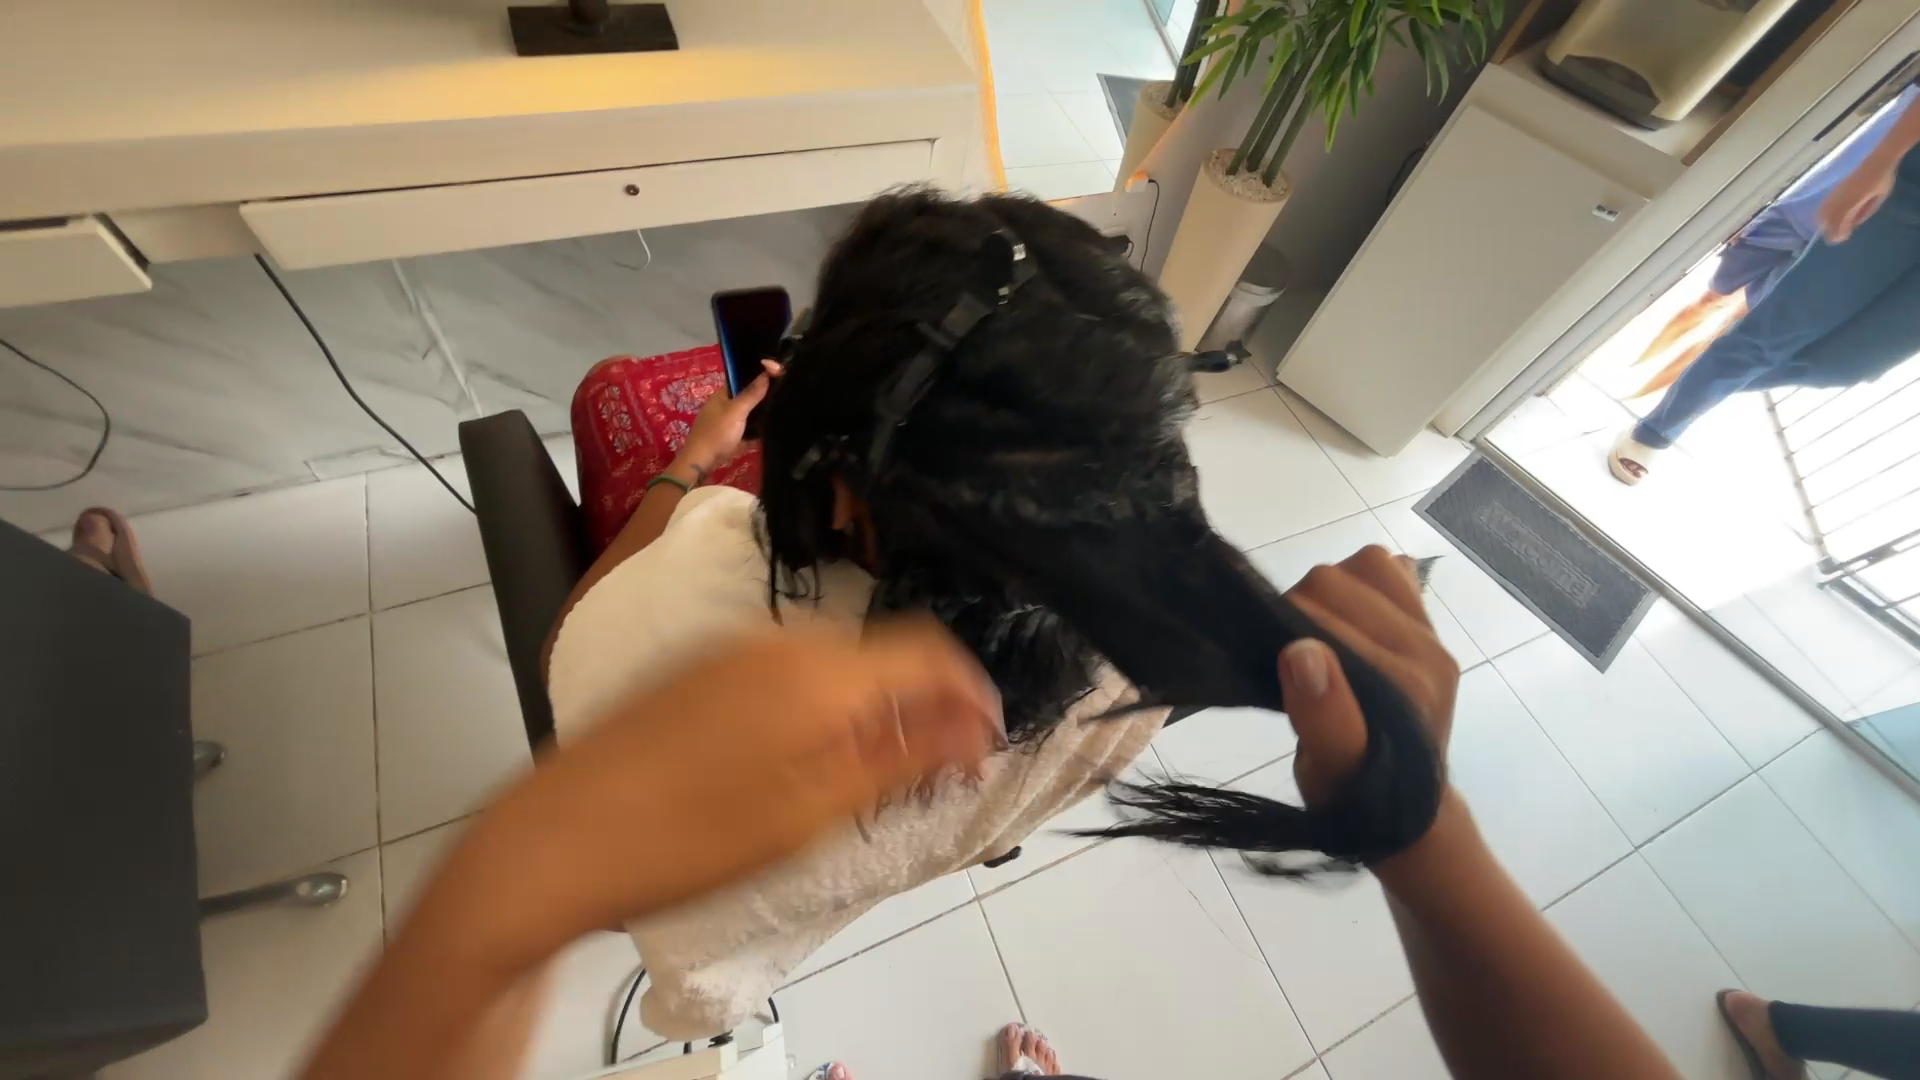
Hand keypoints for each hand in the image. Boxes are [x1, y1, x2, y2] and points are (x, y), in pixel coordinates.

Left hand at [425, 617, 1002, 969]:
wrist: (555, 835)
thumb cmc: (691, 836)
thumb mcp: (812, 810)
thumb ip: (902, 757)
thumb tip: (974, 728)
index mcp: (819, 669)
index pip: (928, 651)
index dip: (968, 690)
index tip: (986, 738)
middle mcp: (784, 637)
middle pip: (884, 652)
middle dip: (921, 701)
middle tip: (931, 765)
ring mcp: (740, 643)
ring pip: (840, 658)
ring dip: (873, 701)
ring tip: (872, 764)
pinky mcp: (709, 661)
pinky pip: (795, 663)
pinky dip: (825, 697)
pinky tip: (808, 746)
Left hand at [676, 360, 780, 474]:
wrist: (702, 462)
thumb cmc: (717, 433)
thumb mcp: (736, 411)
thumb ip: (751, 394)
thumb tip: (767, 373)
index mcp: (723, 394)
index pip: (743, 378)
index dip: (759, 374)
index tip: (779, 374)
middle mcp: (726, 405)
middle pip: (748, 395)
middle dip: (765, 394)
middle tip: (787, 391)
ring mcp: (730, 421)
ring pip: (751, 412)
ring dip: (764, 412)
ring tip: (787, 406)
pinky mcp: (735, 436)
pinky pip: (752, 428)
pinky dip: (761, 428)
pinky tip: (777, 426)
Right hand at [1278, 546, 1459, 808]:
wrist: (1400, 807)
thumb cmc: (1353, 791)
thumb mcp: (1329, 768)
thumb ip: (1322, 715)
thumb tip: (1299, 650)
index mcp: (1407, 675)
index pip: (1321, 608)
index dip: (1281, 625)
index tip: (1273, 664)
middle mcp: (1427, 644)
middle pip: (1337, 578)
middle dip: (1299, 606)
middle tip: (1290, 654)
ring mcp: (1430, 631)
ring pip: (1367, 564)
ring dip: (1328, 591)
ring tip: (1316, 634)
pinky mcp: (1424, 625)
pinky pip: (1392, 572)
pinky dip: (1360, 582)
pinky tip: (1346, 619)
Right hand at [1817, 158, 1896, 242]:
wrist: (1875, 163)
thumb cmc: (1881, 181)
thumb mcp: (1879, 198)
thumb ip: (1865, 211)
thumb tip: (1853, 223)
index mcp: (1851, 204)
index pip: (1840, 223)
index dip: (1839, 233)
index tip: (1840, 240)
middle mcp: (1838, 202)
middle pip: (1828, 222)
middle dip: (1830, 231)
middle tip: (1835, 238)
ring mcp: (1832, 198)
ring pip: (1822, 216)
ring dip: (1825, 224)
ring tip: (1830, 229)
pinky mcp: (1830, 194)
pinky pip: (1821, 209)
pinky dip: (1822, 216)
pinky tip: (1826, 219)